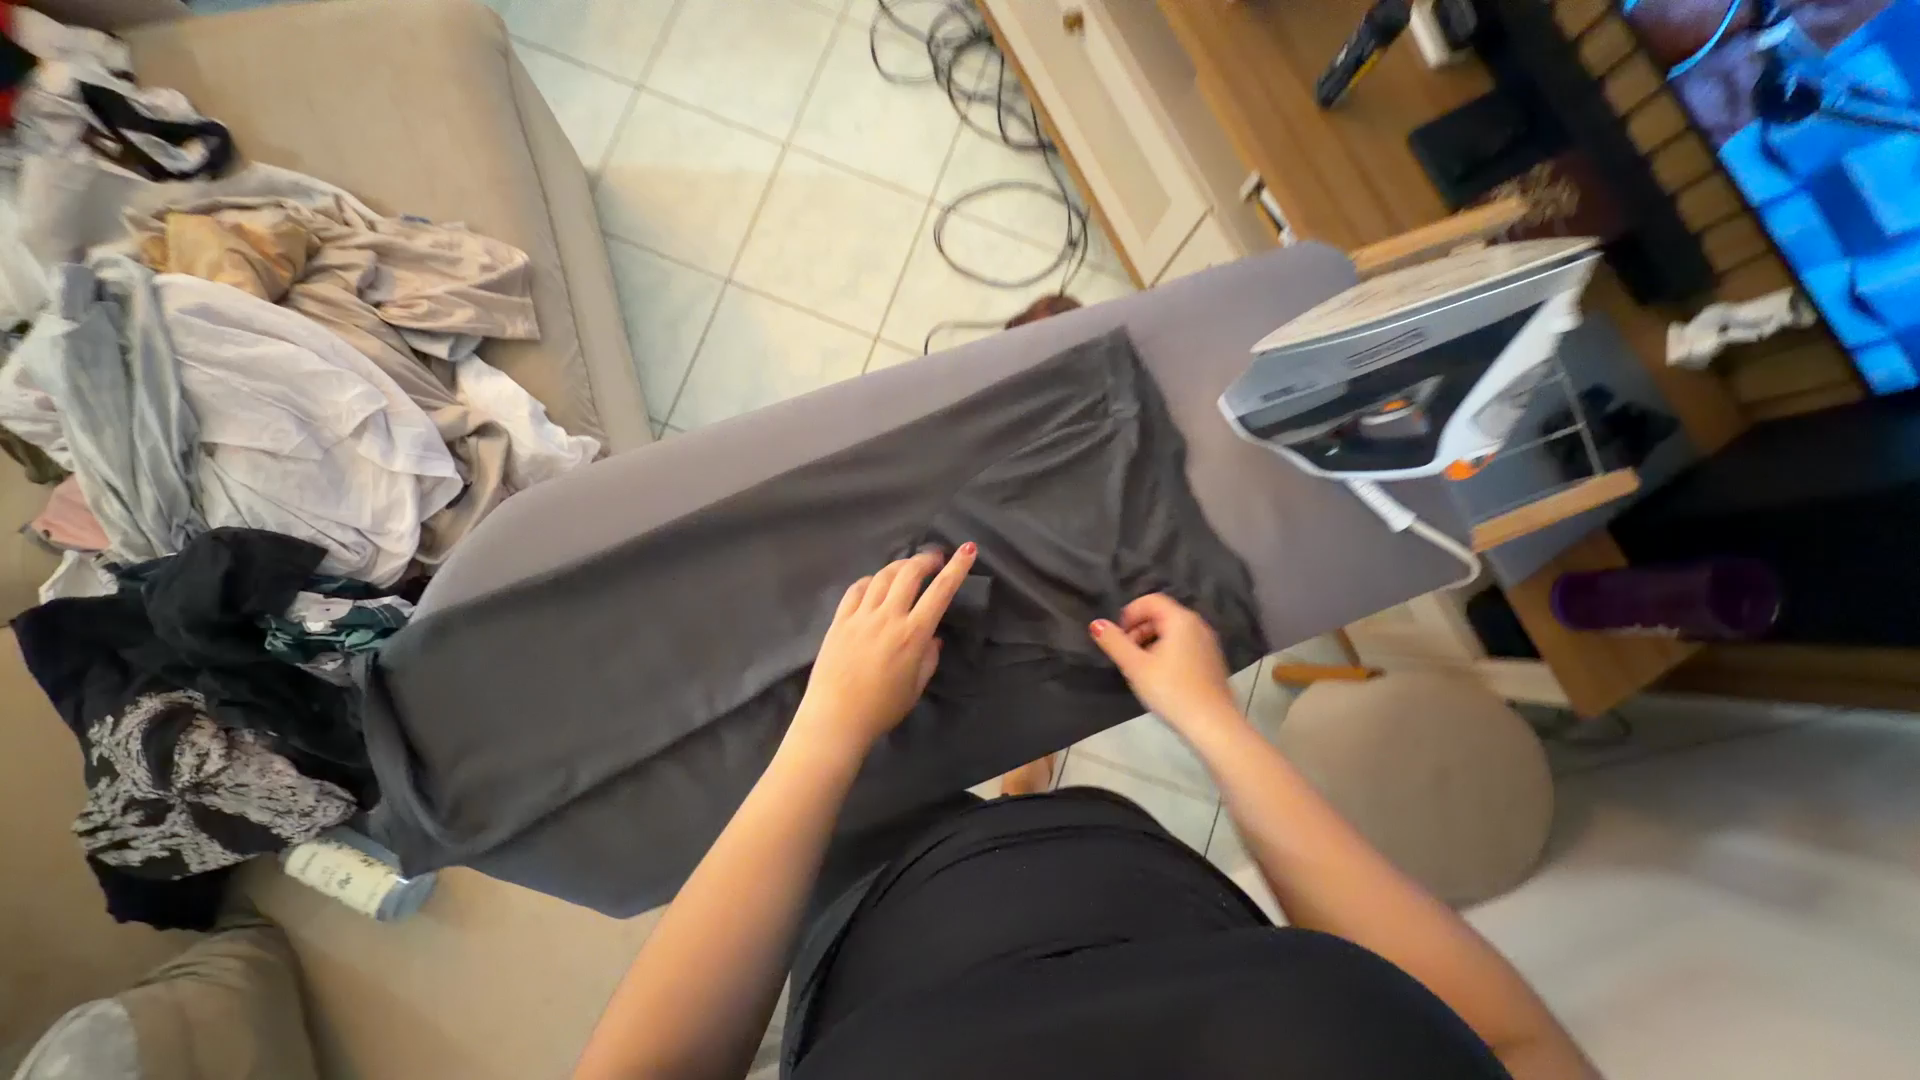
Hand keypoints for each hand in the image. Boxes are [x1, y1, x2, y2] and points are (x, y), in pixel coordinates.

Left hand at [788, 544, 977, 757]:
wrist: (835, 719)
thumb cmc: (882, 709)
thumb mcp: (915, 688)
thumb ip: (929, 659)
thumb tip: (933, 638)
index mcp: (913, 634)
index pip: (940, 592)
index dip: (957, 568)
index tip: (968, 550)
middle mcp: (888, 617)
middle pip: (909, 573)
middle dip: (926, 560)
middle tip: (935, 558)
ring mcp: (861, 616)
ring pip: (882, 576)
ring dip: (900, 566)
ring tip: (909, 568)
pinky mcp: (839, 621)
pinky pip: (856, 589)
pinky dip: (870, 580)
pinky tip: (874, 584)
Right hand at [1089, 594, 1239, 729]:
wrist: (1213, 725)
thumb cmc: (1171, 691)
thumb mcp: (1136, 666)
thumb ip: (1114, 642)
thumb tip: (1096, 623)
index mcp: (1181, 620)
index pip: (1150, 600)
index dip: (1129, 613)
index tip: (1118, 637)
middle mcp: (1198, 625)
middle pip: (1161, 614)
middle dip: (1139, 628)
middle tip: (1126, 654)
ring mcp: (1208, 643)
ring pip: (1172, 631)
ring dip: (1151, 641)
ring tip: (1140, 667)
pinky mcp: (1211, 660)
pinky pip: (1183, 644)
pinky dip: (1167, 650)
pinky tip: (1160, 676)